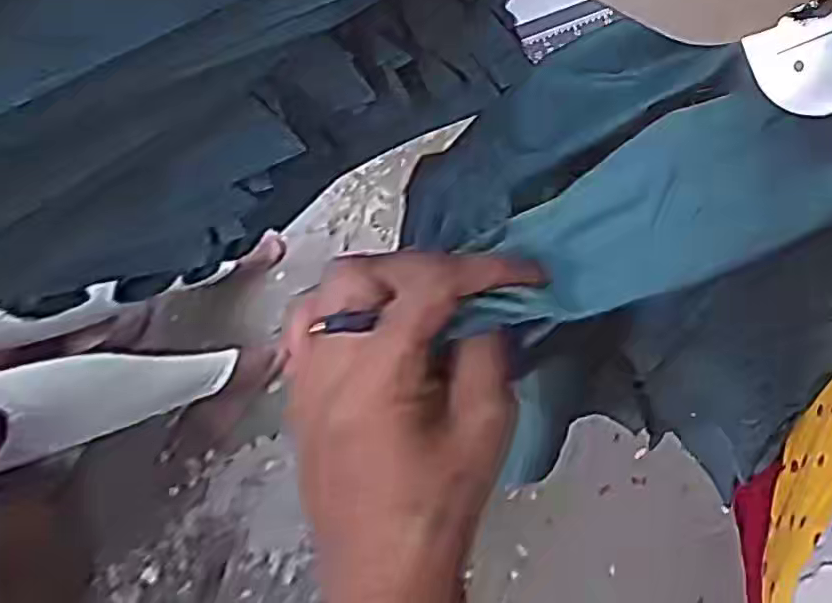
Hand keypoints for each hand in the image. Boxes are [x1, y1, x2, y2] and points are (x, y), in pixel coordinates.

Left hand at [284, 252, 543, 602]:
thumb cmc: (440, 500)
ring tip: (434, 295)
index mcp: (373, 381)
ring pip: (328, 290)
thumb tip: (488, 309)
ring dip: (388, 279)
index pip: (427, 289)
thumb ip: (486, 349)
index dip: (486, 269)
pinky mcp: (305, 395)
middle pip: (364, 274)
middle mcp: (325, 374)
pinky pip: (312, 324)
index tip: (526, 272)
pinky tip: (391, 320)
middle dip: (431, 265)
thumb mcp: (487, 418)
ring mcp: (306, 384)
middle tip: (477, 282)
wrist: (386, 565)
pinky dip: (355, 305)